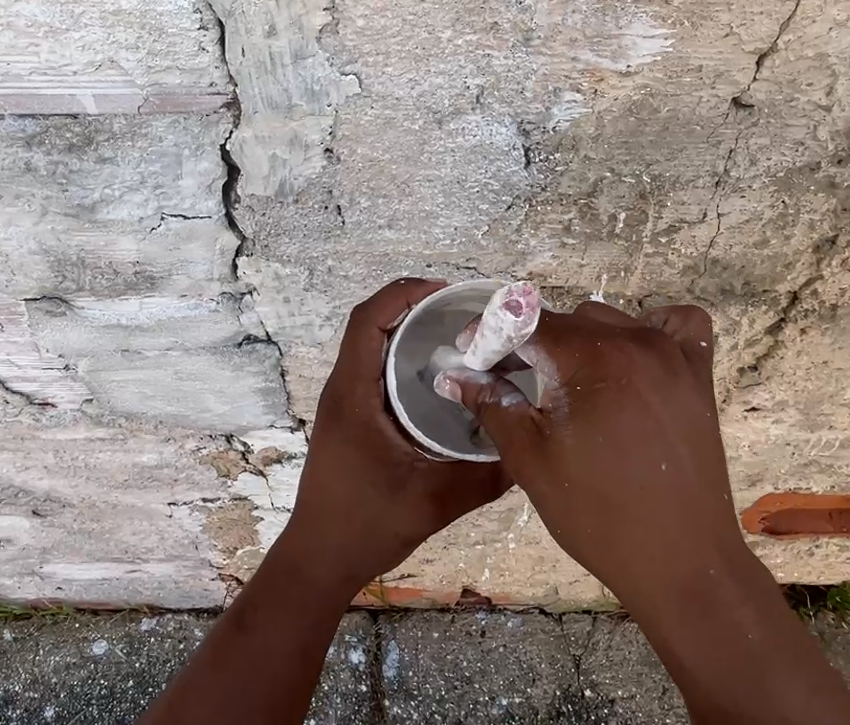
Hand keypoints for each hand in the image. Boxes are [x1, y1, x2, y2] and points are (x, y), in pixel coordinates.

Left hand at [279, 278, 512, 593]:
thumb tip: (530, 451)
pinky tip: (438, 377)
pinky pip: (373, 370)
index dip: (403, 294)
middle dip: (412, 306)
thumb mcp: (433, 502)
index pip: (367, 320)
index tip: (446, 290)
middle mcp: (343, 389)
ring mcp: (343, 403)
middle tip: (461, 310)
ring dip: (405, 331)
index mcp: (352, 394)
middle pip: (369, 325)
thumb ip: (484, 478)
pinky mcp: (349, 418)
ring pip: (370, 347)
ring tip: (455, 334)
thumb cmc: (365, 525)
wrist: (319, 558)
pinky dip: (401, 358)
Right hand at [437, 300, 740, 606]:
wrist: (681, 563)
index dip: (491, 334)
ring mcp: (673, 355)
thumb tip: (452, 375)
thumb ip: (491, 403)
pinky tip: (632, 361)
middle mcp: (635, 342)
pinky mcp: (699, 374)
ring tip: (568, 384)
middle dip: (532, 344)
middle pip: (566, 321)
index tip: (471, 355)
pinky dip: (651, 329)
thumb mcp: (529, 459)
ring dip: (581, 341)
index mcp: (591, 358)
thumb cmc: (597, 514)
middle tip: (513, 380)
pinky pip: (676, 324)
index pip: (526, 321)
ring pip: (611, 320)